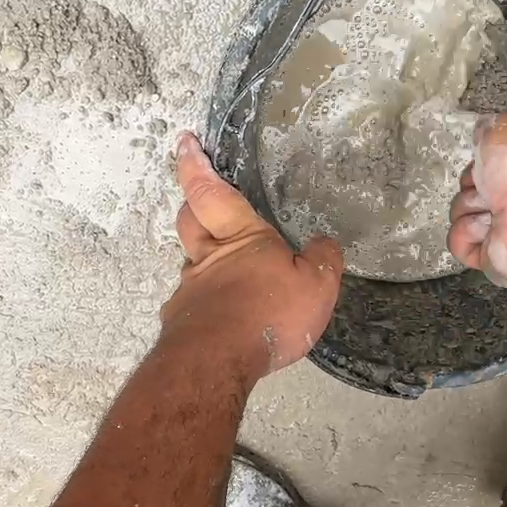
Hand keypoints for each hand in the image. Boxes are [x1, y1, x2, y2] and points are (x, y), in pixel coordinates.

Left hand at [161, 132, 343, 381]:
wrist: (217, 363)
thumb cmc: (268, 314)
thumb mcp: (316, 285)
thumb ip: (322, 260)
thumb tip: (324, 242)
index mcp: (240, 238)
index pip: (211, 191)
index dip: (196, 165)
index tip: (185, 143)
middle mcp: (208, 258)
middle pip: (189, 221)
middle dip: (191, 203)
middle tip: (196, 196)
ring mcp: (191, 291)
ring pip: (190, 263)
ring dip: (201, 258)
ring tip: (221, 270)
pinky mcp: (183, 323)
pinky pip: (192, 303)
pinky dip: (203, 302)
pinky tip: (216, 316)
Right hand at [448, 114, 506, 288]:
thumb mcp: (504, 127)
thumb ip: (488, 127)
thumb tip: (482, 134)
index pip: (492, 153)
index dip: (483, 152)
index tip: (485, 153)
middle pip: (470, 182)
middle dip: (471, 182)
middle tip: (487, 186)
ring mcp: (506, 223)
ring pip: (460, 210)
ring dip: (468, 208)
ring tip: (491, 211)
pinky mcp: (490, 251)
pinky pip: (458, 240)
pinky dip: (466, 234)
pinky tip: (485, 230)